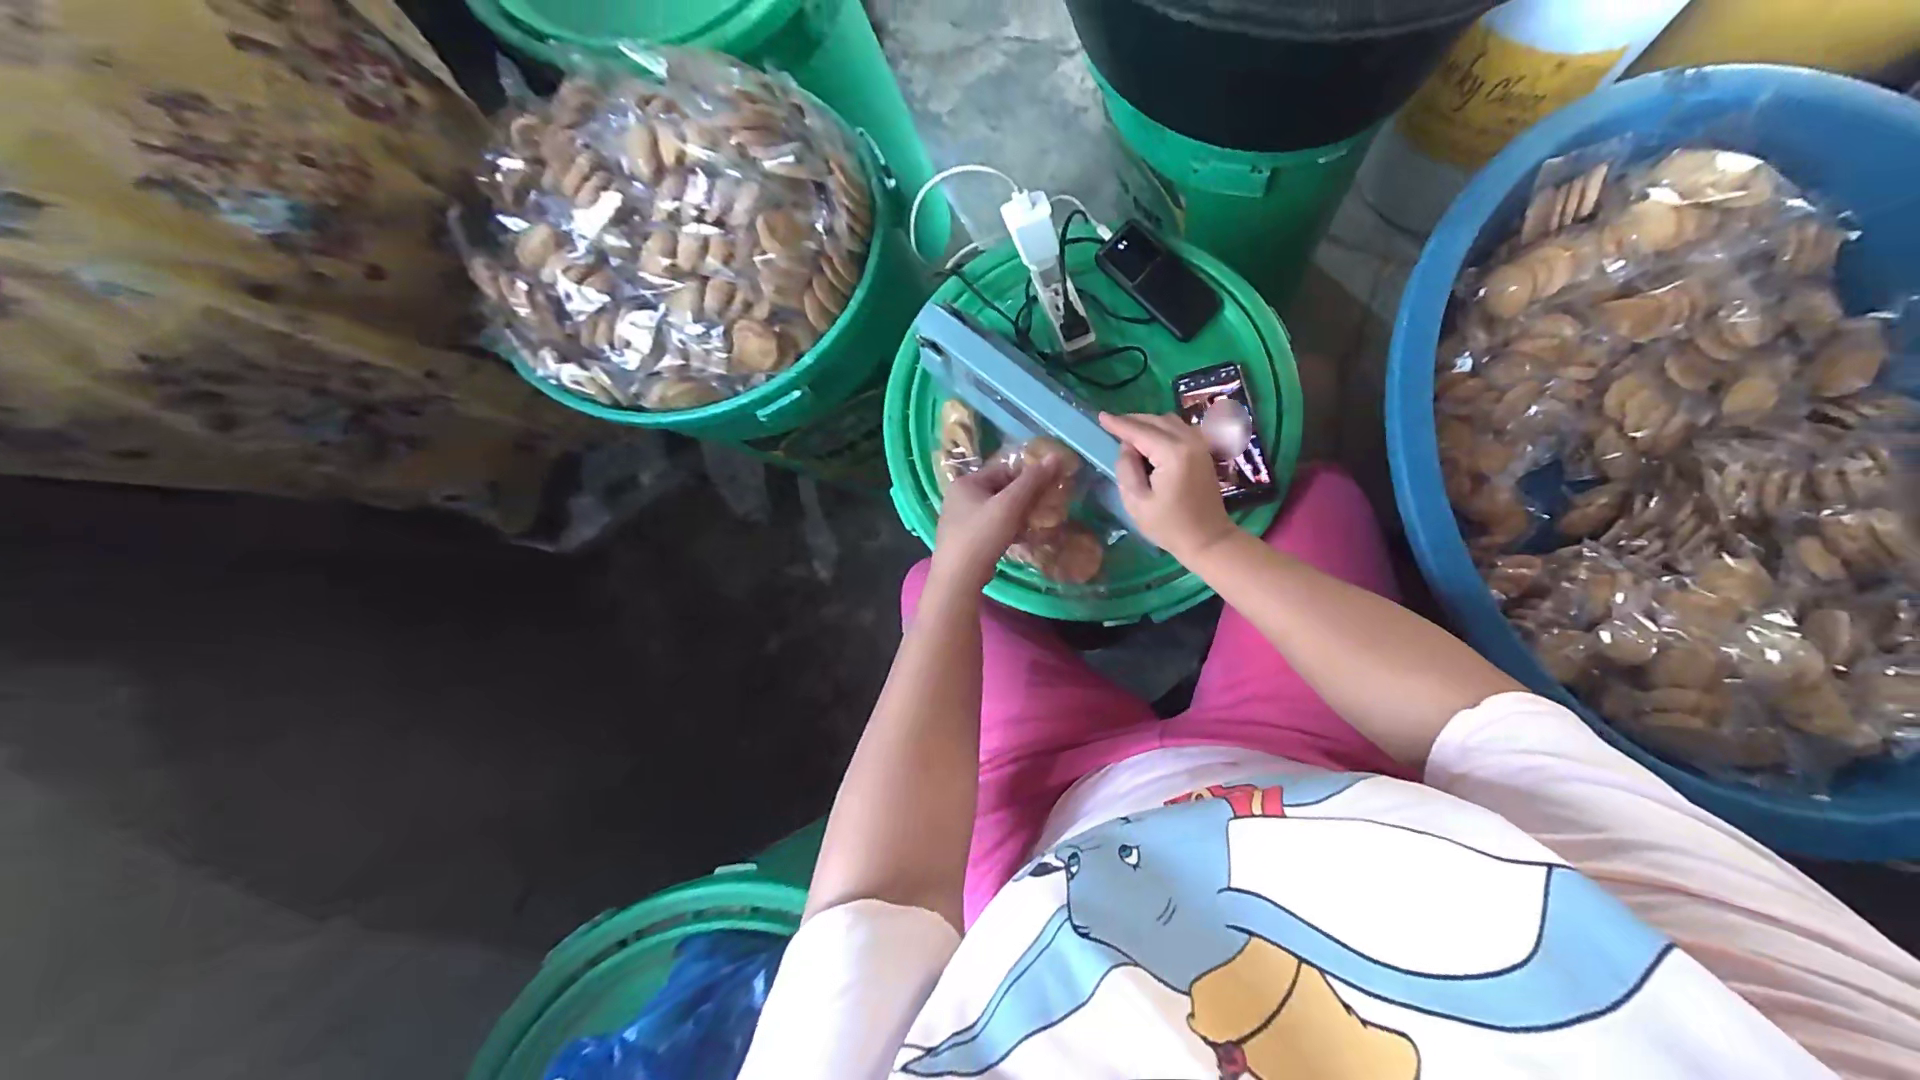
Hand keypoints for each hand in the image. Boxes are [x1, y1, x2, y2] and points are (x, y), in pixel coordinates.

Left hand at [931, 458, 1057, 592]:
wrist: (958, 578)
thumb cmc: (982, 535)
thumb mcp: (1010, 505)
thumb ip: (1032, 481)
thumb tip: (1055, 456)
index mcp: (965, 482)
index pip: (1003, 470)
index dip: (1027, 477)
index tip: (1048, 487)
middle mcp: (958, 497)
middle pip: (999, 490)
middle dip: (1023, 499)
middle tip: (1045, 507)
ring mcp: (959, 520)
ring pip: (996, 510)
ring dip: (1017, 515)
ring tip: (1035, 524)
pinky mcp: (965, 540)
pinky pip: (991, 527)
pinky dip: (1007, 530)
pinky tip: (1021, 539)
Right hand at [1099, 411, 1236, 561]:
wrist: (1208, 538)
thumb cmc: (1169, 526)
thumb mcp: (1136, 502)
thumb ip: (1126, 468)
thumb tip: (1127, 447)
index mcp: (1172, 453)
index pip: (1139, 431)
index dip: (1117, 423)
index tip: (1100, 416)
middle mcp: (1188, 441)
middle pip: (1155, 420)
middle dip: (1131, 421)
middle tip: (1110, 426)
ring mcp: (1199, 444)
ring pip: (1168, 421)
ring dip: (1147, 424)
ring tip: (1128, 435)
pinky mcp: (1203, 450)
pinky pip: (1179, 428)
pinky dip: (1161, 429)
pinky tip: (1149, 441)